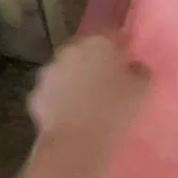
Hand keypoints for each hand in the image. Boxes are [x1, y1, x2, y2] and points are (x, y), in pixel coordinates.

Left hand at [27, 34, 151, 150]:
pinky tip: (71, 115)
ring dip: (75, 79)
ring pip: (66, 71)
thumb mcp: (141, 89)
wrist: (77, 142)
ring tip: (89, 101)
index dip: (121, 46)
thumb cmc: (116, 110)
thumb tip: (134, 66)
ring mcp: (49, 72)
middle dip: (95, 61)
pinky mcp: (36, 95)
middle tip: (109, 80)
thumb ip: (140, 71)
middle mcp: (70, 50)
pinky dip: (60, 99)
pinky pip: (53, 93)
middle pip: (85, 51)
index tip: (128, 58)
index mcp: (98, 43)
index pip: (113, 35)